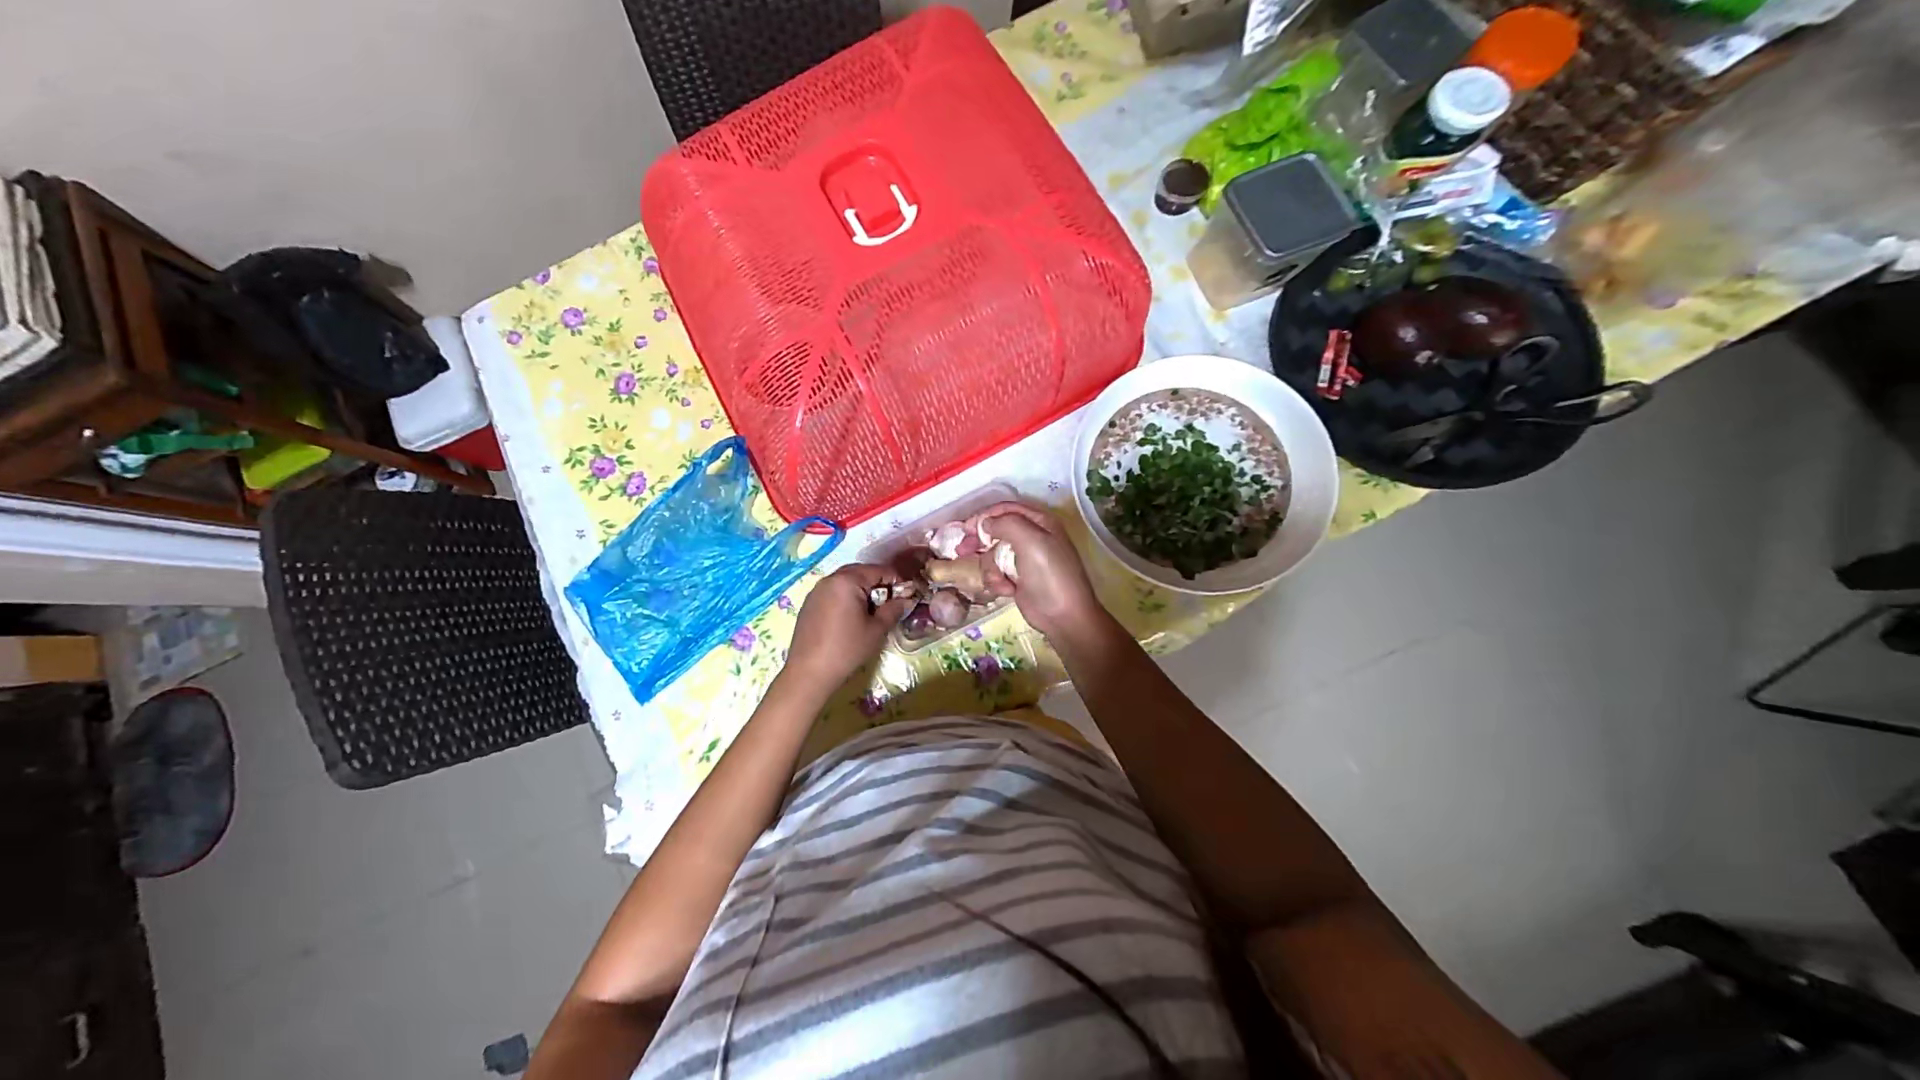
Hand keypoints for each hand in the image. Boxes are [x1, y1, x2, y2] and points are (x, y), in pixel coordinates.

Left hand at [784, 563, 913, 693]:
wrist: (810, 673)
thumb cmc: (847, 649)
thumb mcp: (877, 630)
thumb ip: (894, 609)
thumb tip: (906, 599)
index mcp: (847, 580)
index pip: (878, 570)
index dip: (896, 580)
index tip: (907, 595)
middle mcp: (829, 580)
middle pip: (860, 573)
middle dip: (878, 585)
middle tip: (889, 604)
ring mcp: (816, 591)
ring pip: (845, 582)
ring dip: (861, 591)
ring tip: (871, 613)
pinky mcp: (809, 604)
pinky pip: (833, 593)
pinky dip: (846, 599)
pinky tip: (850, 619)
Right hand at [974, 502, 1108, 642]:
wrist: (1063, 617)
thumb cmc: (1050, 575)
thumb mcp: (1031, 541)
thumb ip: (1006, 524)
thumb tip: (985, 523)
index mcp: (1039, 522)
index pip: (1006, 509)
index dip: (985, 516)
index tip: (966, 528)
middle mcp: (1031, 537)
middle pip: (996, 531)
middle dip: (980, 541)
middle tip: (963, 550)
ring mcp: (1024, 559)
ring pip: (992, 554)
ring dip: (991, 568)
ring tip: (999, 581)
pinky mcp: (1017, 578)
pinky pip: (996, 572)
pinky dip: (997, 581)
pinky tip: (1007, 591)